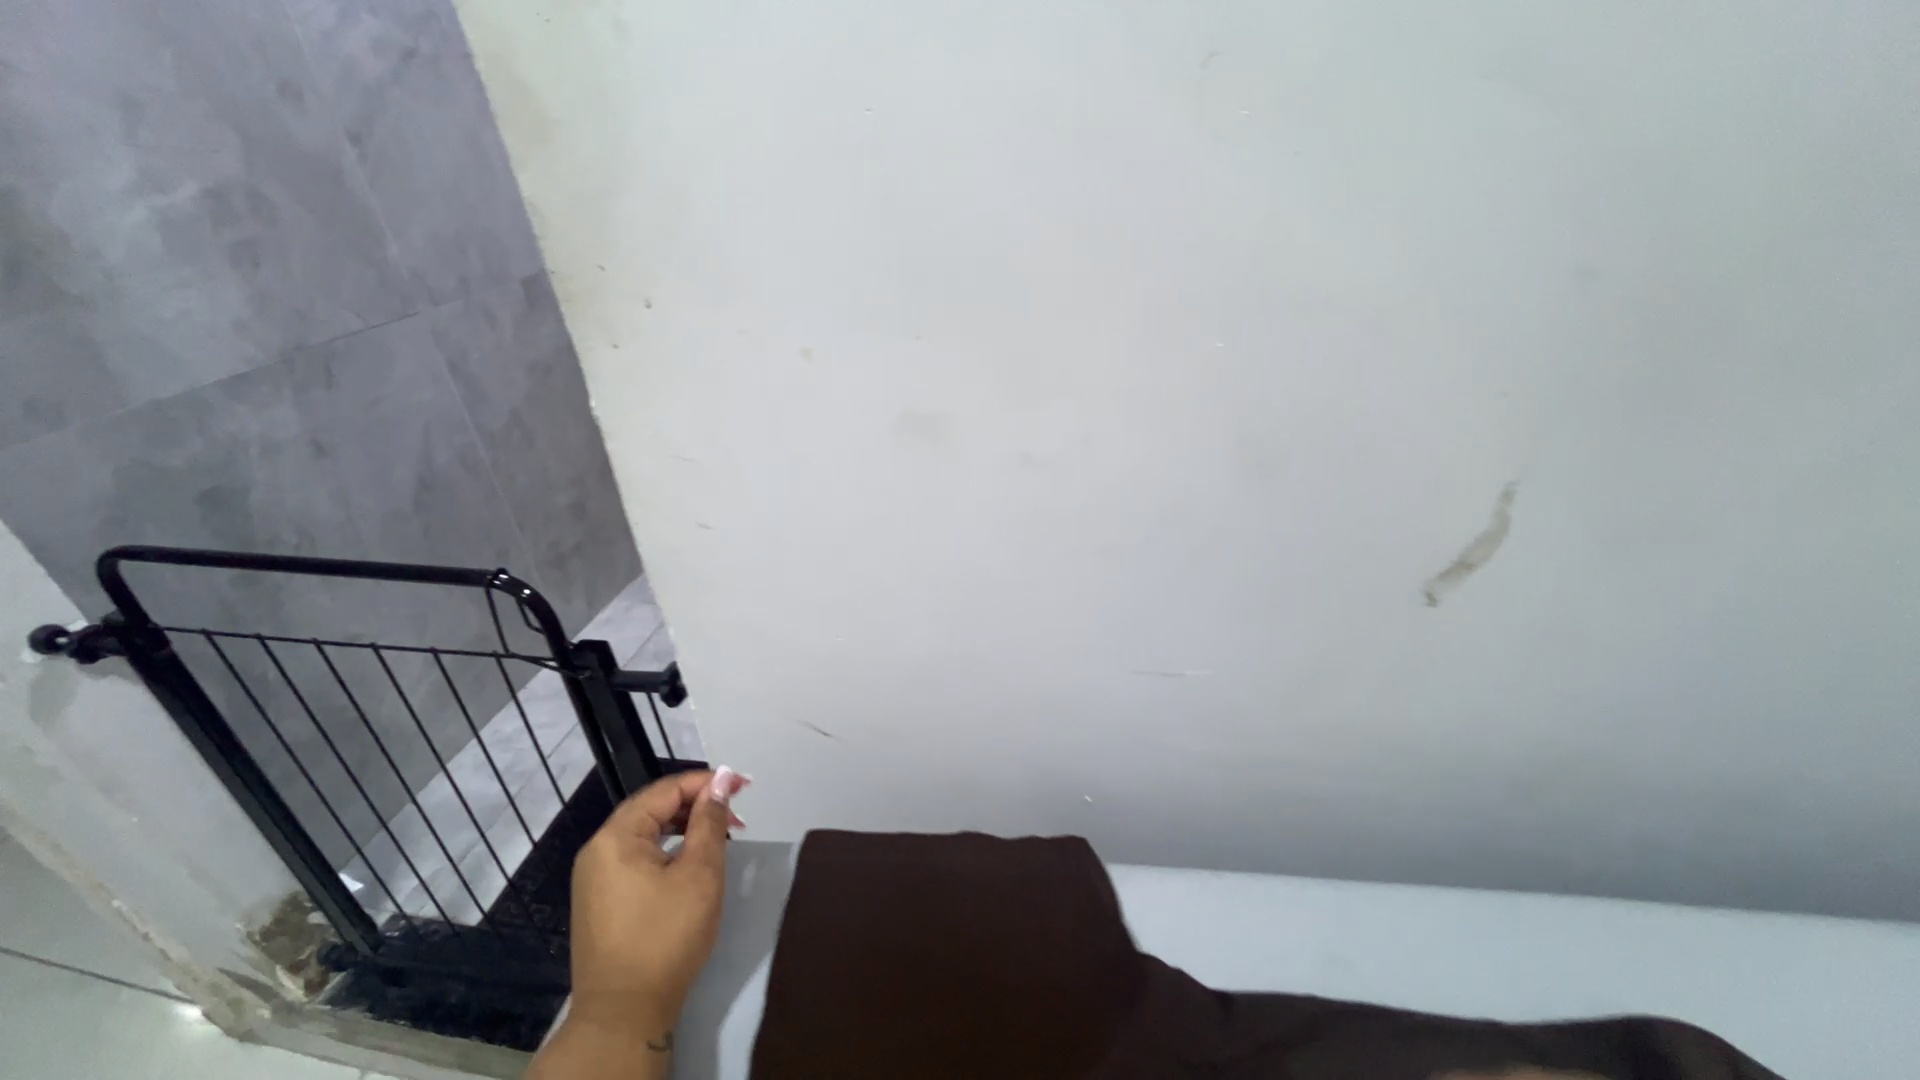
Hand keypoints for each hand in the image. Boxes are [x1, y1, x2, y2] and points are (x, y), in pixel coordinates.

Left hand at [566, 767, 749, 1034]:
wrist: (624, 1012)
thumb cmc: (666, 936)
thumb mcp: (700, 873)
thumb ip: (709, 820)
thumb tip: (720, 780)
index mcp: (616, 837)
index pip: (665, 791)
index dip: (706, 782)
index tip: (744, 785)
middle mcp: (598, 849)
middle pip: (652, 809)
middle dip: (696, 804)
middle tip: (737, 814)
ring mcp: (594, 877)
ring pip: (645, 833)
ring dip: (684, 827)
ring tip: (720, 836)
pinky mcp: (601, 900)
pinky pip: (637, 858)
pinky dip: (667, 850)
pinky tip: (691, 862)